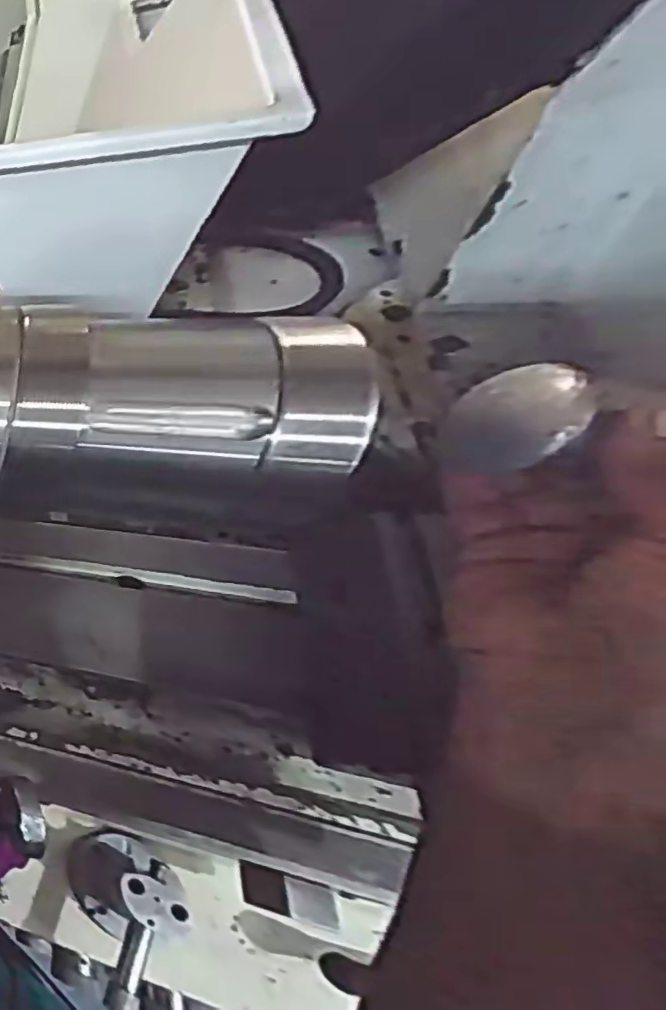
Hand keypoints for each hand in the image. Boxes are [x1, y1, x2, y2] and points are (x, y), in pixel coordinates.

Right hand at [444, 406, 665, 837]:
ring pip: (549, 478)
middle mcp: (643, 542)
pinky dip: (473, 470)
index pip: (665, 473)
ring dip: (530, 443)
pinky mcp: (496, 555)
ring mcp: (569, 549)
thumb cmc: (664, 667)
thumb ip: (656, 493)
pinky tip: (470, 433)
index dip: (657, 433)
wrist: (568, 729)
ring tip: (512, 399)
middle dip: (594, 428)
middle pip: (618, 467)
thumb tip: (636, 421)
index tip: (633, 393)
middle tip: (564, 387)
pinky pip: (483, 503)